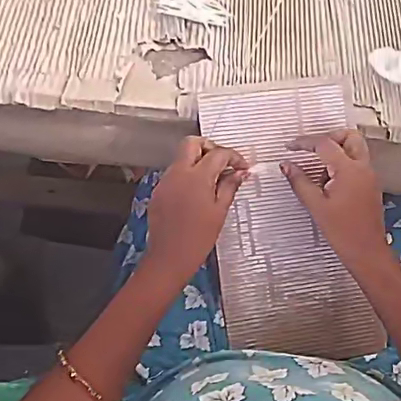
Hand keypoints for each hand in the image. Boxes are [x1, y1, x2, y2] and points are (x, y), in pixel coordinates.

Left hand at [144, 136, 247, 275]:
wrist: (169, 257)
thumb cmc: (198, 238)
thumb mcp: (219, 211)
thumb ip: (230, 186)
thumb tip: (240, 173)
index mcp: (196, 177)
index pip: (218, 153)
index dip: (234, 157)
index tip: (242, 167)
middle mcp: (177, 173)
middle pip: (192, 143)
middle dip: (210, 147)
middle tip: (224, 164)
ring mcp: (165, 181)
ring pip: (181, 158)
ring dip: (198, 162)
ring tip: (213, 181)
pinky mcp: (158, 192)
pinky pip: (174, 174)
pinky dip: (187, 176)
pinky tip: (197, 193)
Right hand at [282, 129, 390, 270]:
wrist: (366, 250)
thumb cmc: (344, 232)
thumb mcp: (315, 205)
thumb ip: (299, 181)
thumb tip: (287, 166)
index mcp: (349, 170)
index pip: (325, 144)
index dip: (305, 142)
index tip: (291, 147)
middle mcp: (363, 169)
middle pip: (349, 136)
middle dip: (329, 137)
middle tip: (311, 148)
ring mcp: (369, 176)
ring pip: (355, 149)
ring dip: (336, 151)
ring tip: (318, 172)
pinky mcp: (370, 186)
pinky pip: (357, 164)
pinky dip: (343, 164)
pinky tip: (328, 184)